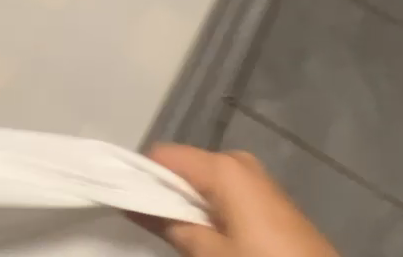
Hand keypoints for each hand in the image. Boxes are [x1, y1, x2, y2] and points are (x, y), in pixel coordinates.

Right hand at [142, 144, 338, 256]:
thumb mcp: (211, 256)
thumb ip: (170, 226)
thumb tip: (130, 203)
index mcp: (223, 166)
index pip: (162, 156)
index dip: (141, 179)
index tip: (129, 209)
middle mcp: (239, 162)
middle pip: (183, 168)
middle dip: (168, 198)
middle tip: (165, 236)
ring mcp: (259, 181)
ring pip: (204, 184)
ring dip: (191, 210)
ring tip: (193, 247)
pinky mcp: (272, 202)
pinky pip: (227, 196)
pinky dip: (214, 215)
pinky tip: (220, 246)